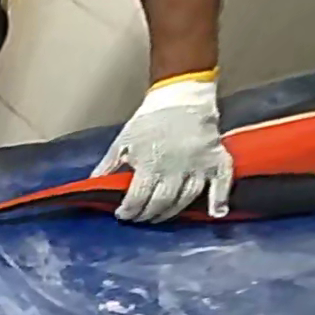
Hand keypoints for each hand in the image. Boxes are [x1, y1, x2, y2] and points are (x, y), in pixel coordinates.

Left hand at [93, 76, 234, 222]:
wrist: (182, 97)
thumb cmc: (147, 123)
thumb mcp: (121, 145)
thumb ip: (106, 168)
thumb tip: (90, 186)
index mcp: (151, 164)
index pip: (137, 199)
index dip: (127, 211)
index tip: (121, 214)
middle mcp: (177, 166)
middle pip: (161, 202)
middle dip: (146, 215)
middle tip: (138, 217)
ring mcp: (200, 162)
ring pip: (187, 197)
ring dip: (171, 212)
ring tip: (158, 217)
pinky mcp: (218, 156)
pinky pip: (224, 180)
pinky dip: (220, 199)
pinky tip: (216, 214)